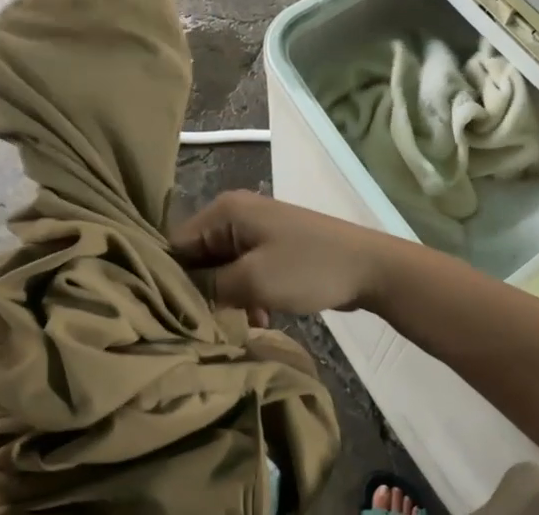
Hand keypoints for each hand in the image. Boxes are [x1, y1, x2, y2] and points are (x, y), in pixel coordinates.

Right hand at [169, 191, 410, 321]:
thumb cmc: (307, 268)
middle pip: (198, 257)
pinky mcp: (272, 250)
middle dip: (200, 292)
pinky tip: (260, 320)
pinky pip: (243, 273)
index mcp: (225, 210)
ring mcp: (255, 231)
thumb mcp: (252, 281)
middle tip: (203, 327)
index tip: (170, 317)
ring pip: (221, 269)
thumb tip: (178, 296)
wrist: (368, 267)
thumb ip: (208, 287)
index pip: (177, 245)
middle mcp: (234, 214)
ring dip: (225, 298)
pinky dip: (245, 295)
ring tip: (236, 325)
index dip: (171, 281)